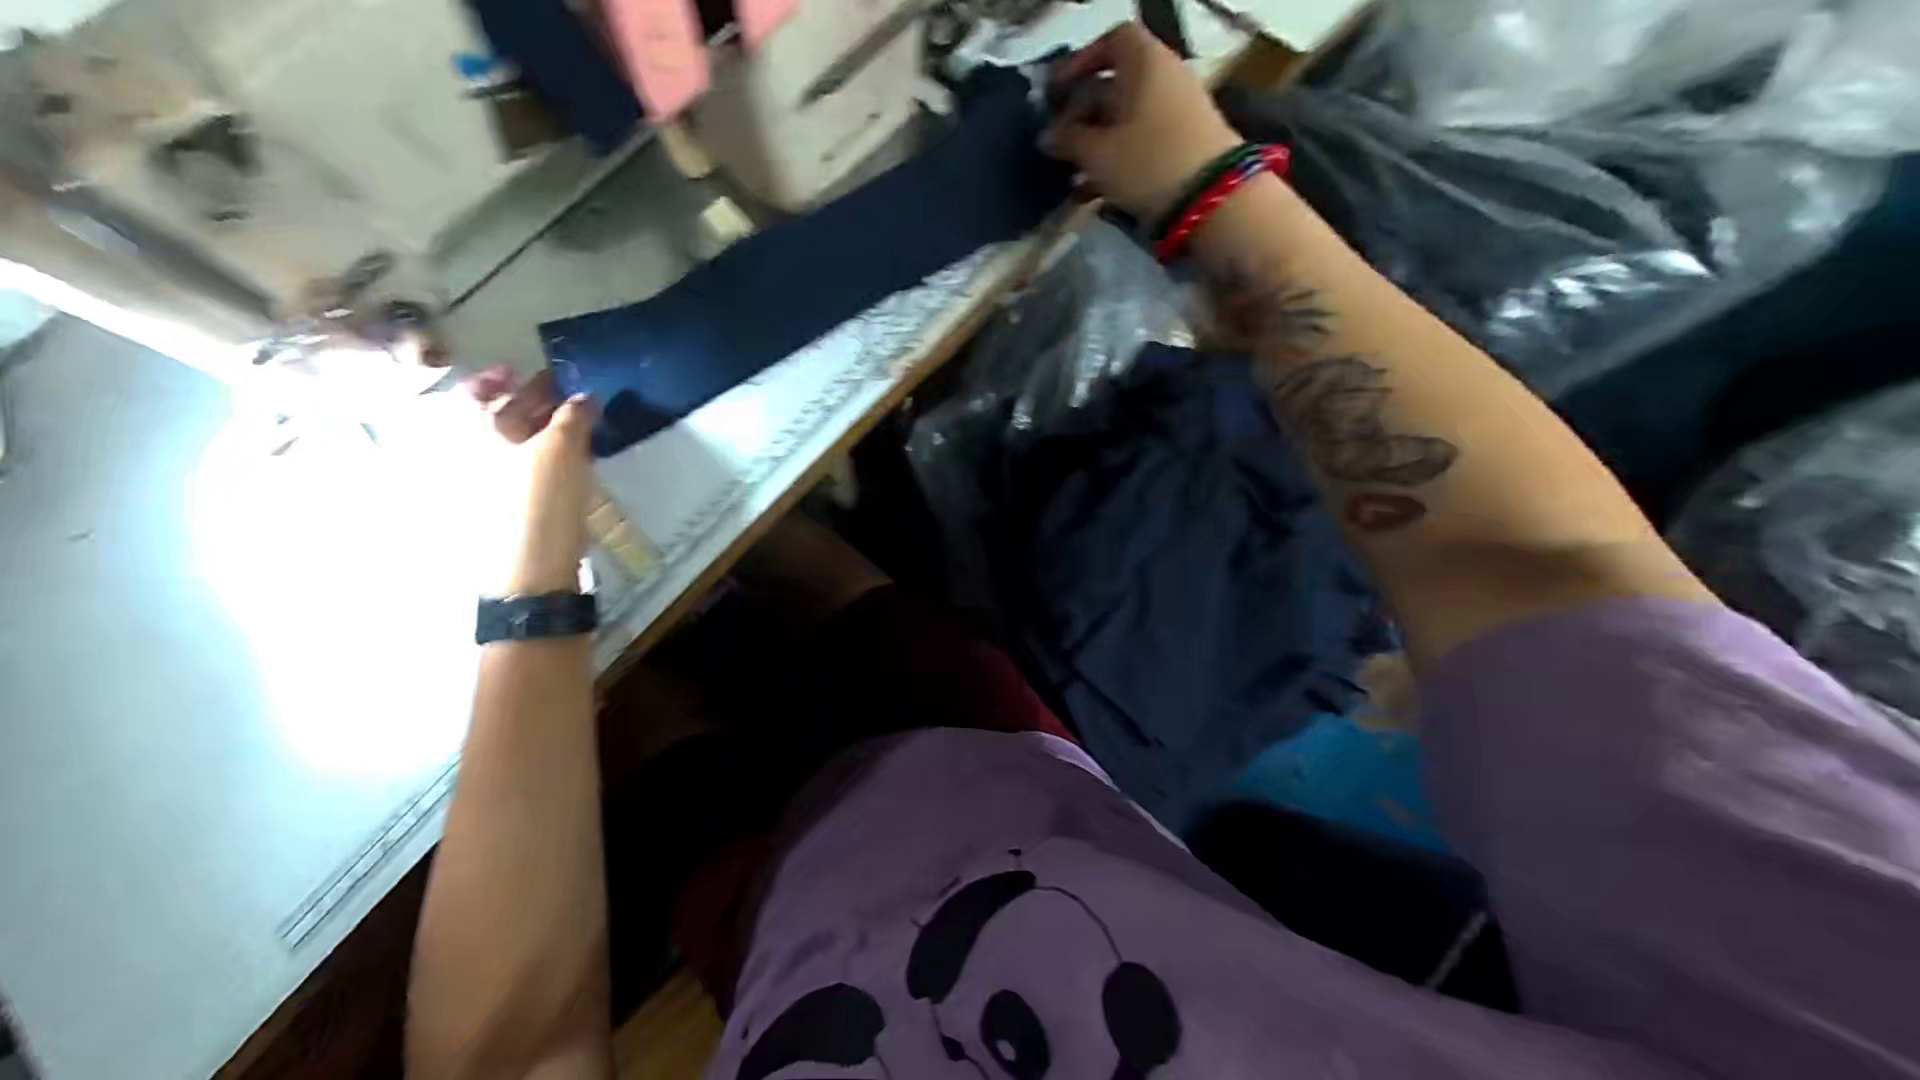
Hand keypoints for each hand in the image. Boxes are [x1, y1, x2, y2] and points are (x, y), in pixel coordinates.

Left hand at [466, 365, 596, 594]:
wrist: (531, 572)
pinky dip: (542, 458)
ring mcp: (487, 485)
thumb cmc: (538, 502)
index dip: (499, 378)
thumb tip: (584, 398)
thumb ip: (573, 417)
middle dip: (529, 403)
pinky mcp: (508, 509)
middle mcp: (470, 456)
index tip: (523, 370)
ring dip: (541, 431)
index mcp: (471, 434)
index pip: (474, 393)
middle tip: (564, 395)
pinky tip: (567, 460)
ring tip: (574, 426)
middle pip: (496, 419)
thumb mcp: (562, 450)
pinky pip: (522, 470)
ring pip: (512, 447)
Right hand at [1041, 22, 1240, 221]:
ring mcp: (1176, 113)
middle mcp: (1164, 79)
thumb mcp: (1099, 154)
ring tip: (1071, 176)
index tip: (1058, 91)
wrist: (1212, 199)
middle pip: (1115, 86)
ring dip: (1094, 145)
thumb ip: (1069, 141)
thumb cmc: (1148, 162)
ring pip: (1125, 120)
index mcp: (1145, 63)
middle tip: (1057, 144)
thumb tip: (1047, 136)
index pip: (1113, 41)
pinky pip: (1140, 143)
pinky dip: (1115, 161)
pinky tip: (1092, 192)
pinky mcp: (1182, 145)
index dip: (1081, 61)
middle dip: (1081, 114)